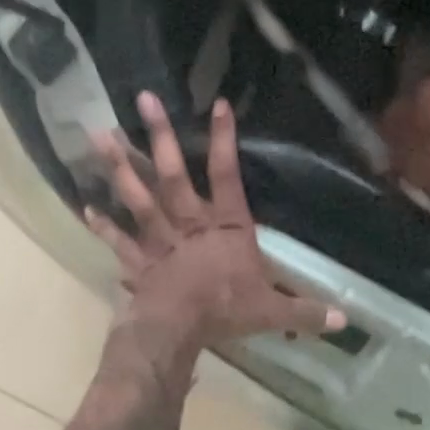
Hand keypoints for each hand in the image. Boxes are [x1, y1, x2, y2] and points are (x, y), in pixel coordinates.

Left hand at [86, 93, 344, 346]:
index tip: (218, 104)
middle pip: (173, 175)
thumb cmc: (226, 312)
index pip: (229, 176)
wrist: (177, 329)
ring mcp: (160, 242)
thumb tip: (344, 321)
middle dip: (159, 137)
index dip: (225, 141)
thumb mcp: (272, 313)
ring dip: (119, 168)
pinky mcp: (138, 262)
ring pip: (139, 198)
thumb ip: (305, 313)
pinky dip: (104, 226)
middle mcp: (190, 225)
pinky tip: (86, 207)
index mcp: (227, 229)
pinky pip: (119, 241)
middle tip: (142, 100)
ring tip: (99, 135)